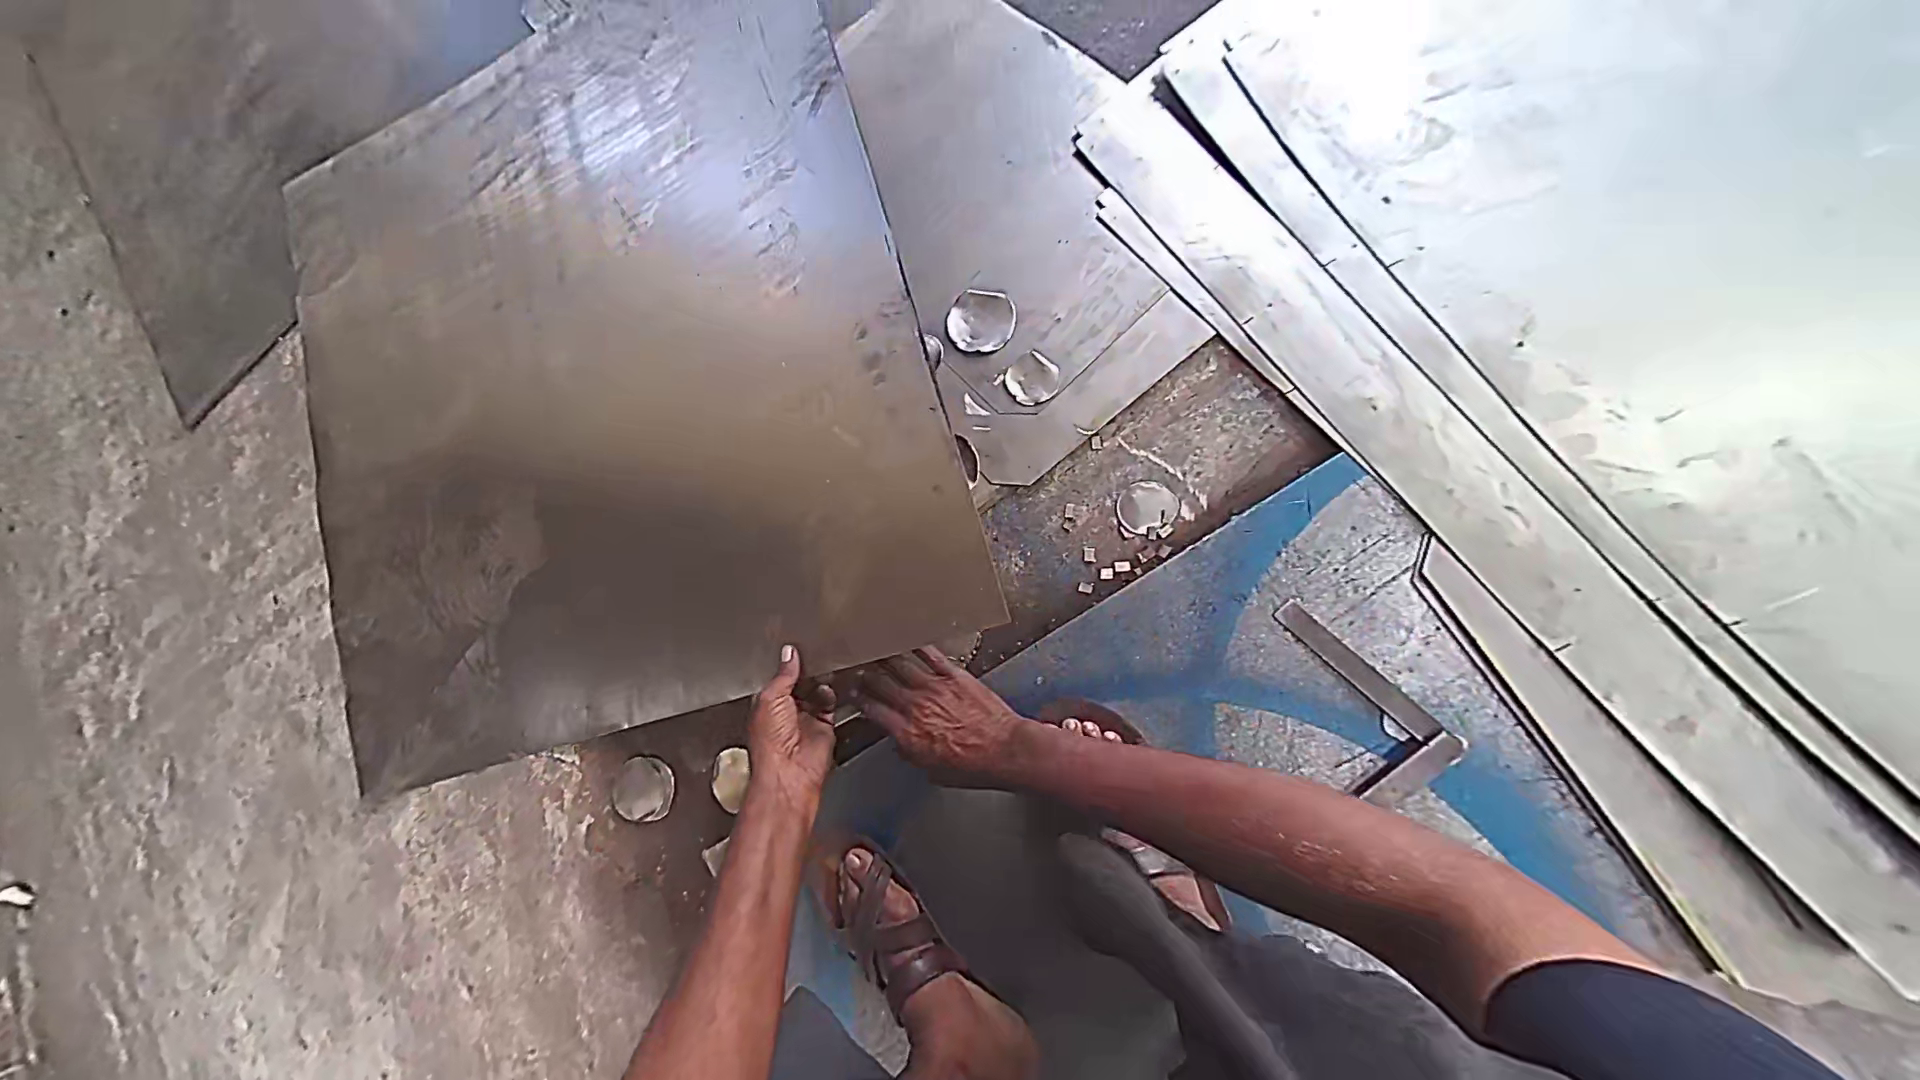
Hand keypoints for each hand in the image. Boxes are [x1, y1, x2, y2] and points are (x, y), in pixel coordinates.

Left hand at [747, 645, 835, 804]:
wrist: (790, 772)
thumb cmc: (770, 745)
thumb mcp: (770, 698)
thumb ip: (783, 675)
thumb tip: (789, 654)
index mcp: (765, 705)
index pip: (777, 679)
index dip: (784, 665)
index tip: (793, 649)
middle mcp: (785, 712)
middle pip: (799, 684)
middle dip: (804, 672)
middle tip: (811, 655)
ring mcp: (805, 719)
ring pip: (816, 692)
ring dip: (820, 681)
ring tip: (823, 667)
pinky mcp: (824, 726)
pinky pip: (831, 704)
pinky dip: (832, 694)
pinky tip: (831, 685)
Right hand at [857, 647, 1028, 786]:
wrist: (1005, 750)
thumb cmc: (974, 766)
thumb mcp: (932, 770)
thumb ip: (910, 753)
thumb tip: (898, 742)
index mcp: (907, 733)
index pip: (873, 709)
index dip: (859, 699)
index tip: (854, 694)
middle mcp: (916, 707)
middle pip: (881, 683)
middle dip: (866, 675)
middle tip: (860, 668)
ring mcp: (934, 687)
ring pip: (900, 665)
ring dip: (885, 657)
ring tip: (877, 651)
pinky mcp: (954, 675)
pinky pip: (929, 655)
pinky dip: (916, 647)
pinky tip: (908, 642)